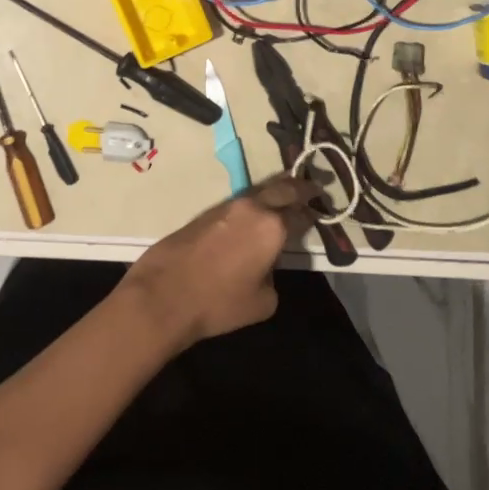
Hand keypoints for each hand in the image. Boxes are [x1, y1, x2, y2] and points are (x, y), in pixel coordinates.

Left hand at [116, 175, 319, 348]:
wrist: (164, 294)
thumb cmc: (219, 302)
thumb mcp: (264, 300)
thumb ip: (273, 274)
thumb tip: (265, 263)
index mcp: (271, 226)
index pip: (301, 213)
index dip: (314, 212)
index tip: (324, 209)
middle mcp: (251, 208)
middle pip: (281, 188)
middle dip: (299, 187)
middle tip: (314, 188)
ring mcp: (225, 207)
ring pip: (258, 192)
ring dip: (274, 193)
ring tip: (286, 199)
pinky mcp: (204, 213)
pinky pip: (238, 204)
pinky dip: (252, 205)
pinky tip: (255, 216)